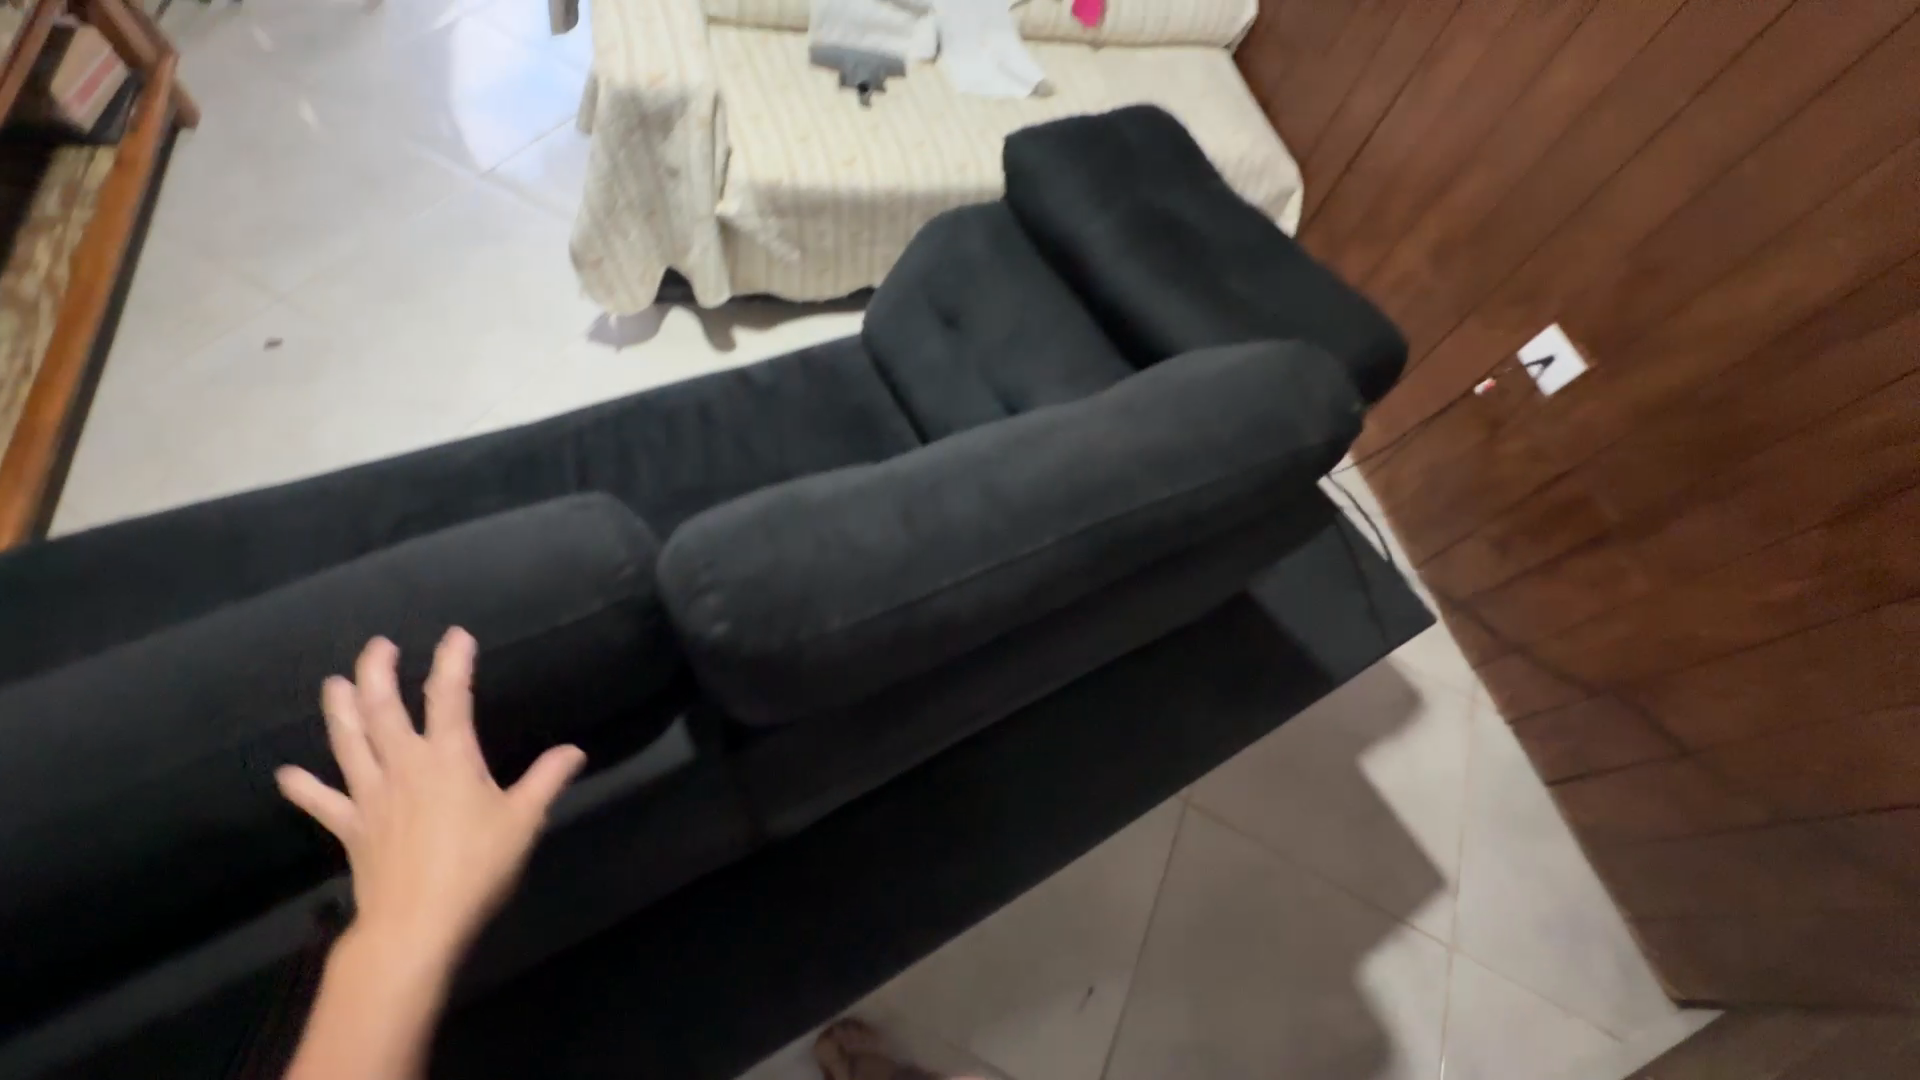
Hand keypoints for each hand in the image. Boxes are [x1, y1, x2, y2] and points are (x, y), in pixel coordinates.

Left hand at [276, 629, 586, 964]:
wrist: (416, 923)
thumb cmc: (477, 864)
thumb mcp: (524, 819)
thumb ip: (546, 779)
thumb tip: (574, 751)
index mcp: (449, 757)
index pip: (450, 696)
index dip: (453, 662)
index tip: (456, 636)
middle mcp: (404, 765)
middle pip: (383, 710)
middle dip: (378, 673)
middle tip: (378, 645)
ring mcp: (371, 796)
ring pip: (349, 743)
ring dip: (340, 710)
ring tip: (333, 684)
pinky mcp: (351, 827)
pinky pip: (323, 803)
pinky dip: (304, 788)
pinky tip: (287, 775)